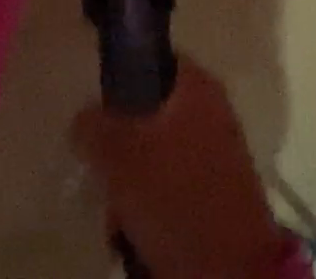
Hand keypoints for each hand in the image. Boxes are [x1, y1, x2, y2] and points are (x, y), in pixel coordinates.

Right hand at [71, 57, 285, 278]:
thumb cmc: (175, 196)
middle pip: (146, 112)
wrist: (230, 270)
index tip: (97, 106)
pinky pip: (167, 188)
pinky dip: (148, 207)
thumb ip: (92, 125)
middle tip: (104, 168)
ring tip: (119, 211)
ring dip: (128, 183)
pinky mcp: (214, 193)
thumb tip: (85, 117)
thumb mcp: (118, 154)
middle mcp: (210, 111)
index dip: (120, 76)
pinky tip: (135, 230)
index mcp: (196, 86)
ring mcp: (215, 154)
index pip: (151, 58)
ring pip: (152, 156)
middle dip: (118, 146)